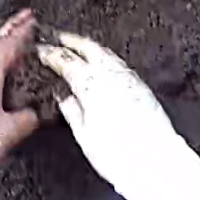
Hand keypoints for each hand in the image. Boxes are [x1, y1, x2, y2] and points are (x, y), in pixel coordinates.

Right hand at [37, 31, 199, 199]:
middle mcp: (110, 75)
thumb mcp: (85, 135)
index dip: (51, 53)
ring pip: (105, 53)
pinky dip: (106, 58)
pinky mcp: (141, 85)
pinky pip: (118, 63)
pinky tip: (103, 64)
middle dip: (72, 41)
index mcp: (91, 84)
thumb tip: (63, 97)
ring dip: (90, 47)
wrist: (157, 161)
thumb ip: (72, 110)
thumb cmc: (121, 155)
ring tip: (79, 47)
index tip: (42, 50)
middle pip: (88, 47)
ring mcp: (128, 78)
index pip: (65, 60)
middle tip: (60, 38)